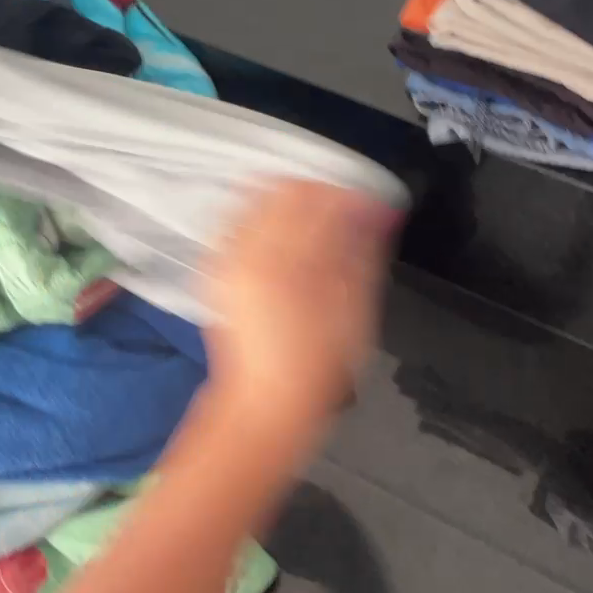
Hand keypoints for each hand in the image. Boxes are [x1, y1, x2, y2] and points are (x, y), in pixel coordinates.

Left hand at [204, 177, 399, 439]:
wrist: (267, 403)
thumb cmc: (318, 367)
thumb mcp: (354, 311)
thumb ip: (363, 253)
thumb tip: (375, 210)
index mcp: (289, 261)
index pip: (320, 197)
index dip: (351, 195)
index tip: (371, 208)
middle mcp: (250, 252)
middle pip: (284, 188)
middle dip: (320, 194)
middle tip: (346, 215)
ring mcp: (228, 259)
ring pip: (257, 198)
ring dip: (291, 203)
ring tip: (317, 228)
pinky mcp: (217, 270)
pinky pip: (239, 221)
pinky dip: (265, 219)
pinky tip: (285, 242)